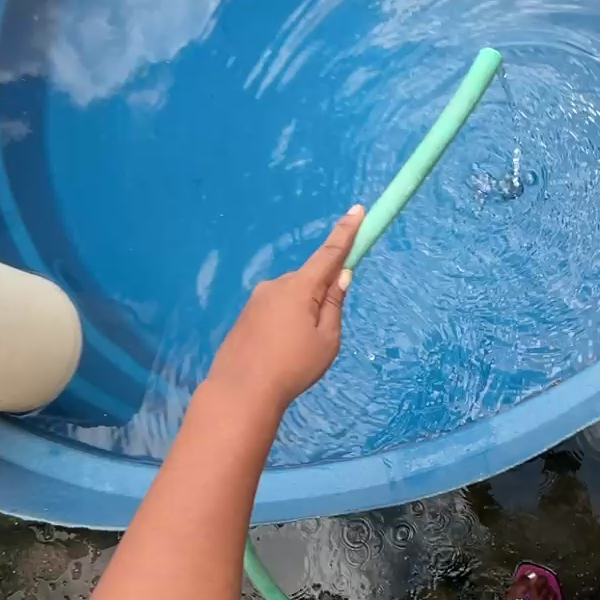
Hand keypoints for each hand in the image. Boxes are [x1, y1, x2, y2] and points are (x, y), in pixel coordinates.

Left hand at [206, 205, 361, 405]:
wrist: (241, 390)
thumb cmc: (292, 367)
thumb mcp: (327, 339)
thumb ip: (335, 305)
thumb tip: (340, 276)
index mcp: (300, 287)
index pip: (329, 253)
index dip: (346, 232)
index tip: (358, 210)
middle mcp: (276, 284)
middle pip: (310, 280)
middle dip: (322, 298)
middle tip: (321, 337)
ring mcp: (257, 298)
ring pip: (292, 298)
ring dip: (302, 315)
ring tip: (296, 352)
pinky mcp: (246, 314)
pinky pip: (276, 310)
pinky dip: (285, 324)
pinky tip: (279, 352)